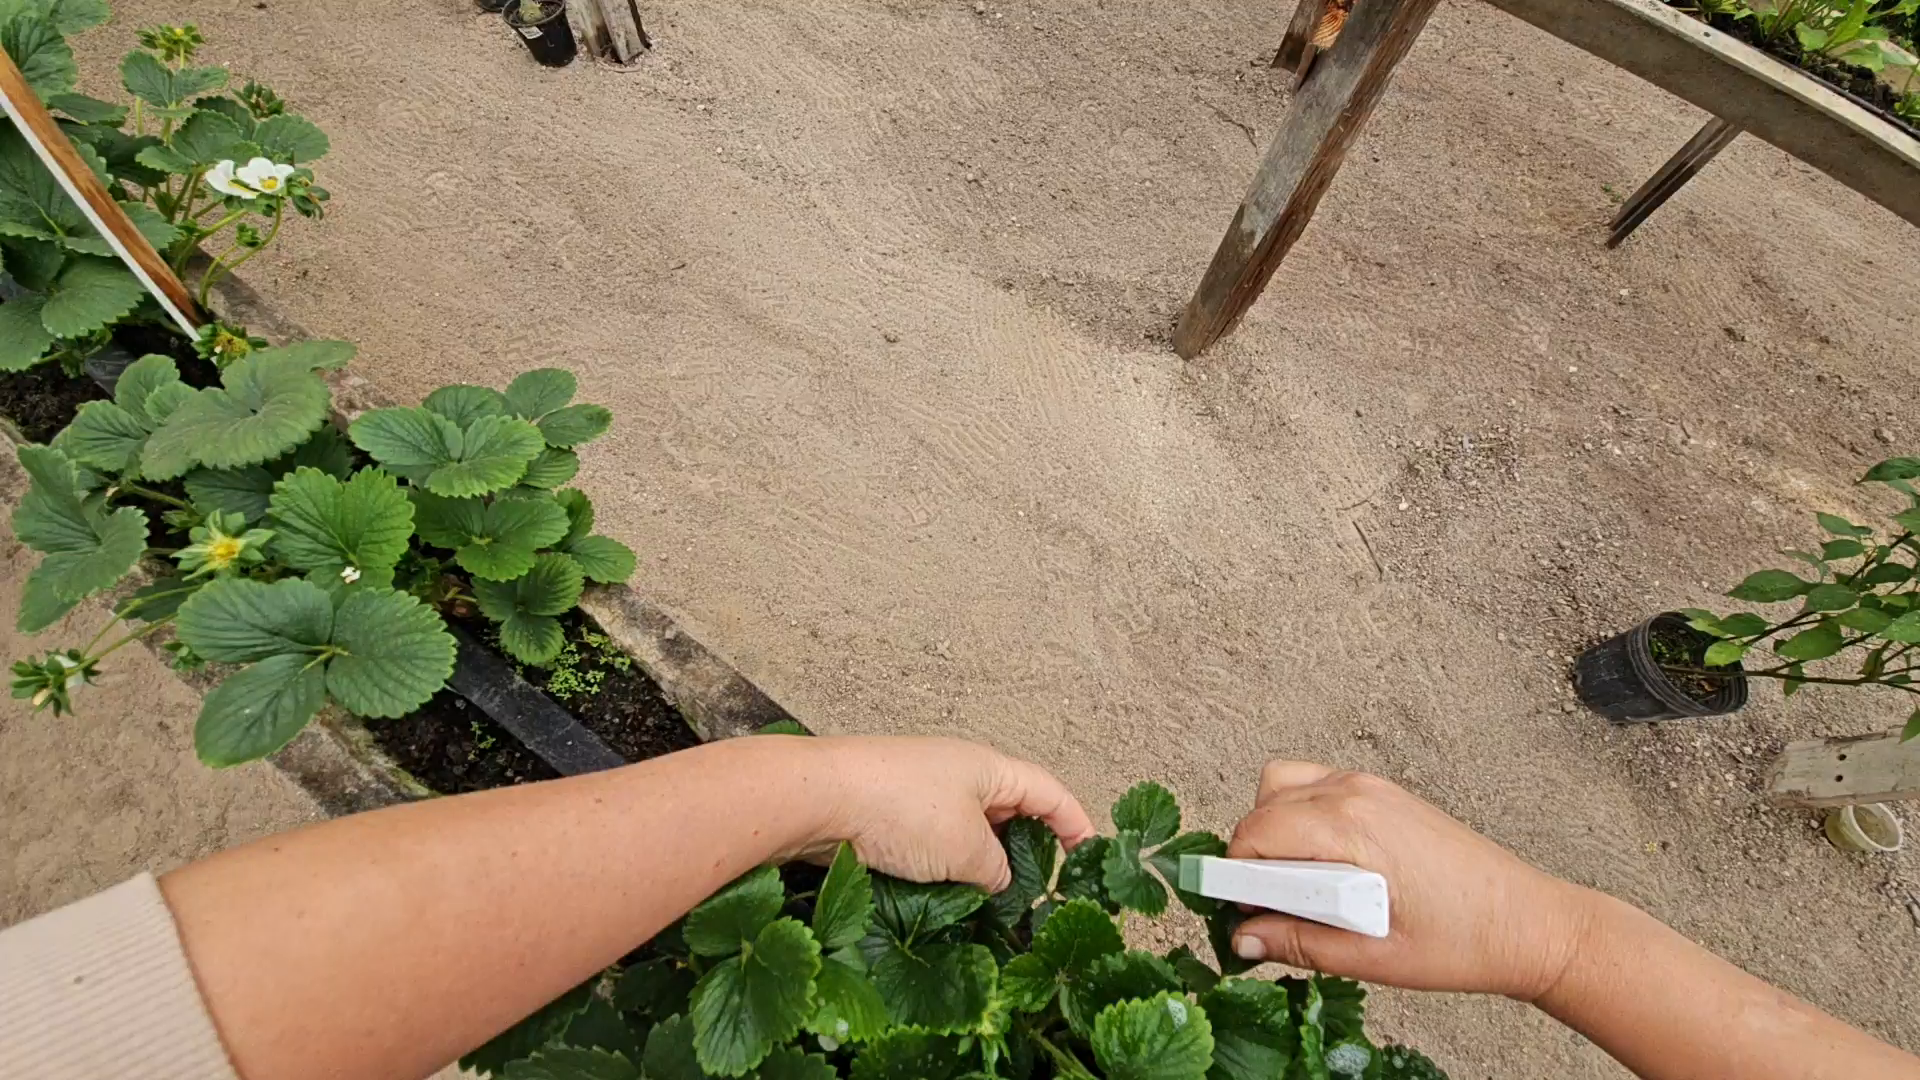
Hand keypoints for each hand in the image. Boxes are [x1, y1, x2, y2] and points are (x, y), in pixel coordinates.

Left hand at [788, 736, 1095, 891]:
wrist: (822, 796)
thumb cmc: (903, 811)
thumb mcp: (966, 848)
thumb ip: (996, 868)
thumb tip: (999, 878)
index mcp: (990, 768)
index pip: (1050, 791)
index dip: (1077, 823)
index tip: (1092, 857)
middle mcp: (962, 771)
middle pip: (1013, 807)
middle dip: (1032, 846)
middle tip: (1046, 890)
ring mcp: (928, 789)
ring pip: (974, 827)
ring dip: (987, 861)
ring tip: (998, 902)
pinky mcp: (897, 809)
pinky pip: (940, 837)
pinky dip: (953, 863)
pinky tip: (952, 894)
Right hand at [1226, 762, 1596, 1000]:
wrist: (1533, 922)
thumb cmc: (1466, 943)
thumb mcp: (1376, 958)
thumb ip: (1300, 942)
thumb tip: (1242, 937)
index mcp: (1352, 828)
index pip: (1257, 832)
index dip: (1236, 872)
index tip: (1239, 907)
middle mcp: (1352, 792)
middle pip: (1261, 806)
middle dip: (1251, 854)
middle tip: (1270, 903)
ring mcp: (1364, 783)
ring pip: (1278, 785)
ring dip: (1269, 826)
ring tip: (1295, 876)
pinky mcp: (1374, 787)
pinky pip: (1308, 784)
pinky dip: (1295, 813)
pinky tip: (1320, 855)